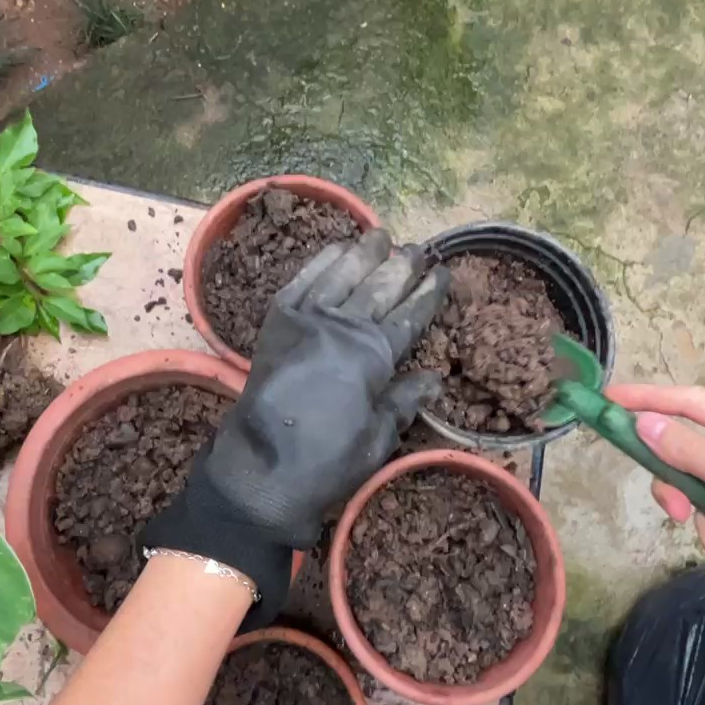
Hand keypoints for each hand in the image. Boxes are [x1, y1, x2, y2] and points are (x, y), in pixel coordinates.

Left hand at [144, 228, 448, 624]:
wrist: (261, 469)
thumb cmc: (326, 462)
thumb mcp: (378, 438)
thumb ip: (403, 400)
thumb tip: (435, 377)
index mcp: (373, 356)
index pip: (409, 315)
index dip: (428, 293)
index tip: (443, 272)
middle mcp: (342, 327)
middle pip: (378, 287)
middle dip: (401, 265)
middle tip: (418, 247)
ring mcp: (306, 319)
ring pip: (341, 274)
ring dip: (363, 253)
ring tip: (381, 234)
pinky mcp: (276, 321)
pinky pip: (302, 279)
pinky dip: (321, 261)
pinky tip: (336, 247)